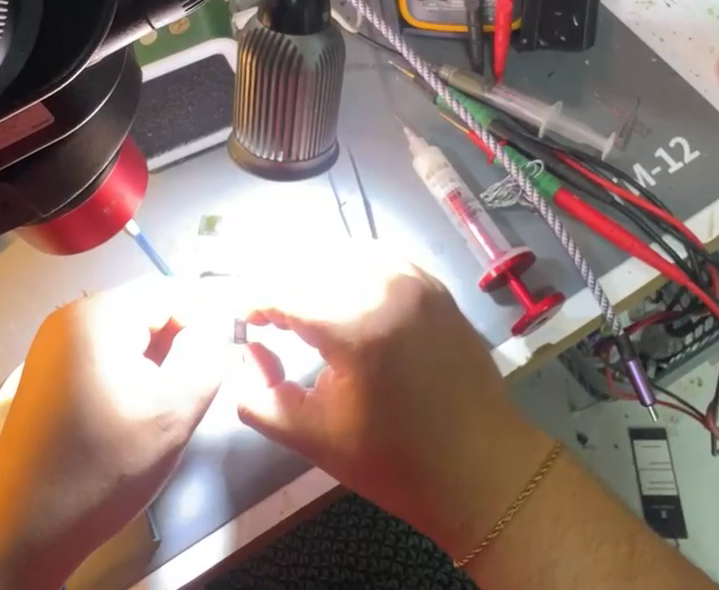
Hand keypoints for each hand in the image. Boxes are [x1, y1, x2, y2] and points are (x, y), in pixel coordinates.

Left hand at [0, 276, 231, 589]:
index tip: (235, 342)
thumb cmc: (101, 467)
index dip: (210, 312)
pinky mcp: (49, 373)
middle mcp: (72, 317)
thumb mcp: (173, 412)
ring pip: (129, 333)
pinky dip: (132, 371)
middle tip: (203, 379)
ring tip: (172, 398)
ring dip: (159, 357)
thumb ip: (210, 358)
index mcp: (100, 314)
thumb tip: (224, 327)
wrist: (19, 534)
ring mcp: (55, 345)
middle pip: (148, 308)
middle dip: (183, 338)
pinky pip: (106, 353)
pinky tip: (140, 408)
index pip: (172, 290)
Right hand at [234, 243, 553, 558]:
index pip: (284, 292)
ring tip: (297, 303)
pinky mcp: (432, 283)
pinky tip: (338, 290)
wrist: (480, 467)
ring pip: (345, 252)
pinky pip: (379, 256)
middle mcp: (385, 288)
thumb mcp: (314, 438)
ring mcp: (415, 280)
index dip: (252, 302)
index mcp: (356, 328)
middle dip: (280, 286)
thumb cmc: (395, 461)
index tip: (238, 320)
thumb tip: (247, 353)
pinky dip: (350, 265)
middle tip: (263, 316)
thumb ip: (261, 396)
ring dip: (313, 270)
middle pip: (311, 265)